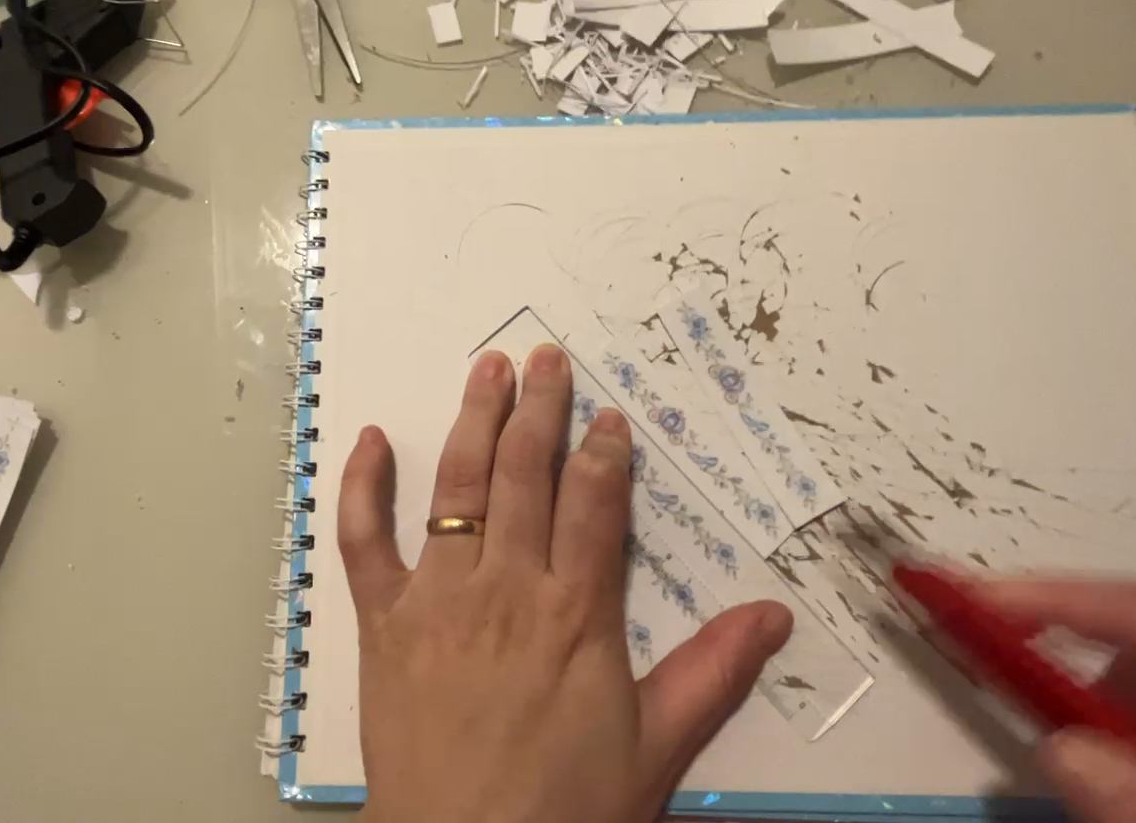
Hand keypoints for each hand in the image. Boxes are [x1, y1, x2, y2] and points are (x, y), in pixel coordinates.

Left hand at [339, 344, 792, 822]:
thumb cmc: (564, 810)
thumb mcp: (654, 751)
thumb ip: (712, 674)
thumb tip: (774, 613)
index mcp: (572, 613)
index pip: (592, 505)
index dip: (601, 452)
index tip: (605, 413)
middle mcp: (503, 586)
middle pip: (524, 475)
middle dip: (538, 410)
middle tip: (544, 358)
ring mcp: (437, 596)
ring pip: (457, 487)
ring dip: (473, 421)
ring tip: (487, 370)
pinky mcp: (383, 617)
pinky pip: (363, 540)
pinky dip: (362, 487)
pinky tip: (369, 439)